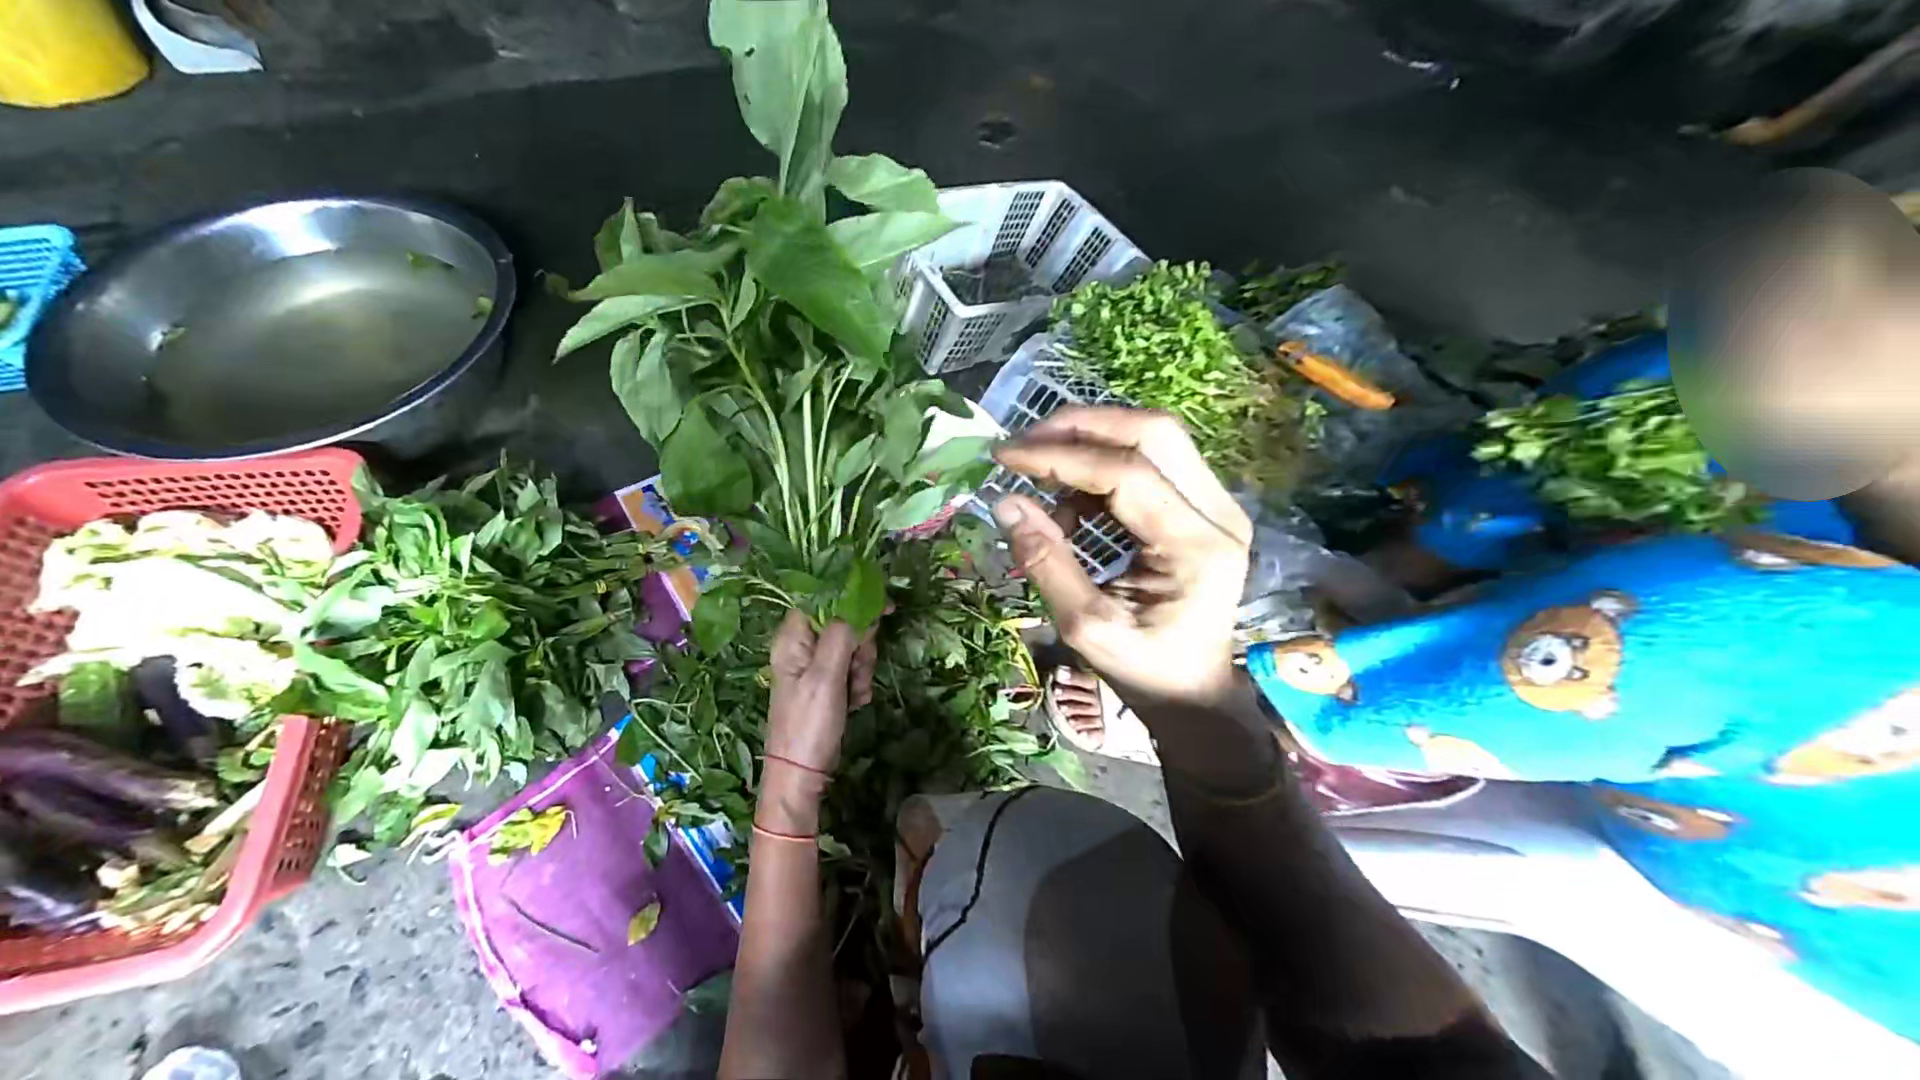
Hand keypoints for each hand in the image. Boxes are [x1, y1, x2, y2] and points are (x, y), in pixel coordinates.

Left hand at [758, 611, 876, 833]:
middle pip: (843, 622)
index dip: (855, 600)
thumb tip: (859, 601)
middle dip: (861, 644)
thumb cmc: (809, 725)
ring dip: (862, 666)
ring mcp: (812, 665)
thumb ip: (841, 634)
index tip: (885, 609)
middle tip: (859, 669)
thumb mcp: (826, 676)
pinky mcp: (824, 682)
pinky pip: (851, 667)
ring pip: (852, 646)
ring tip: (855, 693)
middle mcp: (800, 646)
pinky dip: (858, 681)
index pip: (825, 599)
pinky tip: (856, 700)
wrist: (802, 775)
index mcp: (792, 637)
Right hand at [992, 407, 1251, 708]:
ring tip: (1042, 479)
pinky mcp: (1203, 506)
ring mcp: (1217, 505)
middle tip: (1024, 444)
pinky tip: (1071, 503)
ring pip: (1154, 437)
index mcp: (1197, 548)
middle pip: (1153, 432)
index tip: (1005, 456)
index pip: (1127, 473)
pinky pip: (1151, 460)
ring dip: (1090, 442)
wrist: (1194, 690)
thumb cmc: (1144, 670)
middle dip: (1080, 426)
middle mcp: (1219, 513)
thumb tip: (1006, 503)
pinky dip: (1101, 467)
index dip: (1060, 456)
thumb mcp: (1086, 628)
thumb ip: (1047, 562)